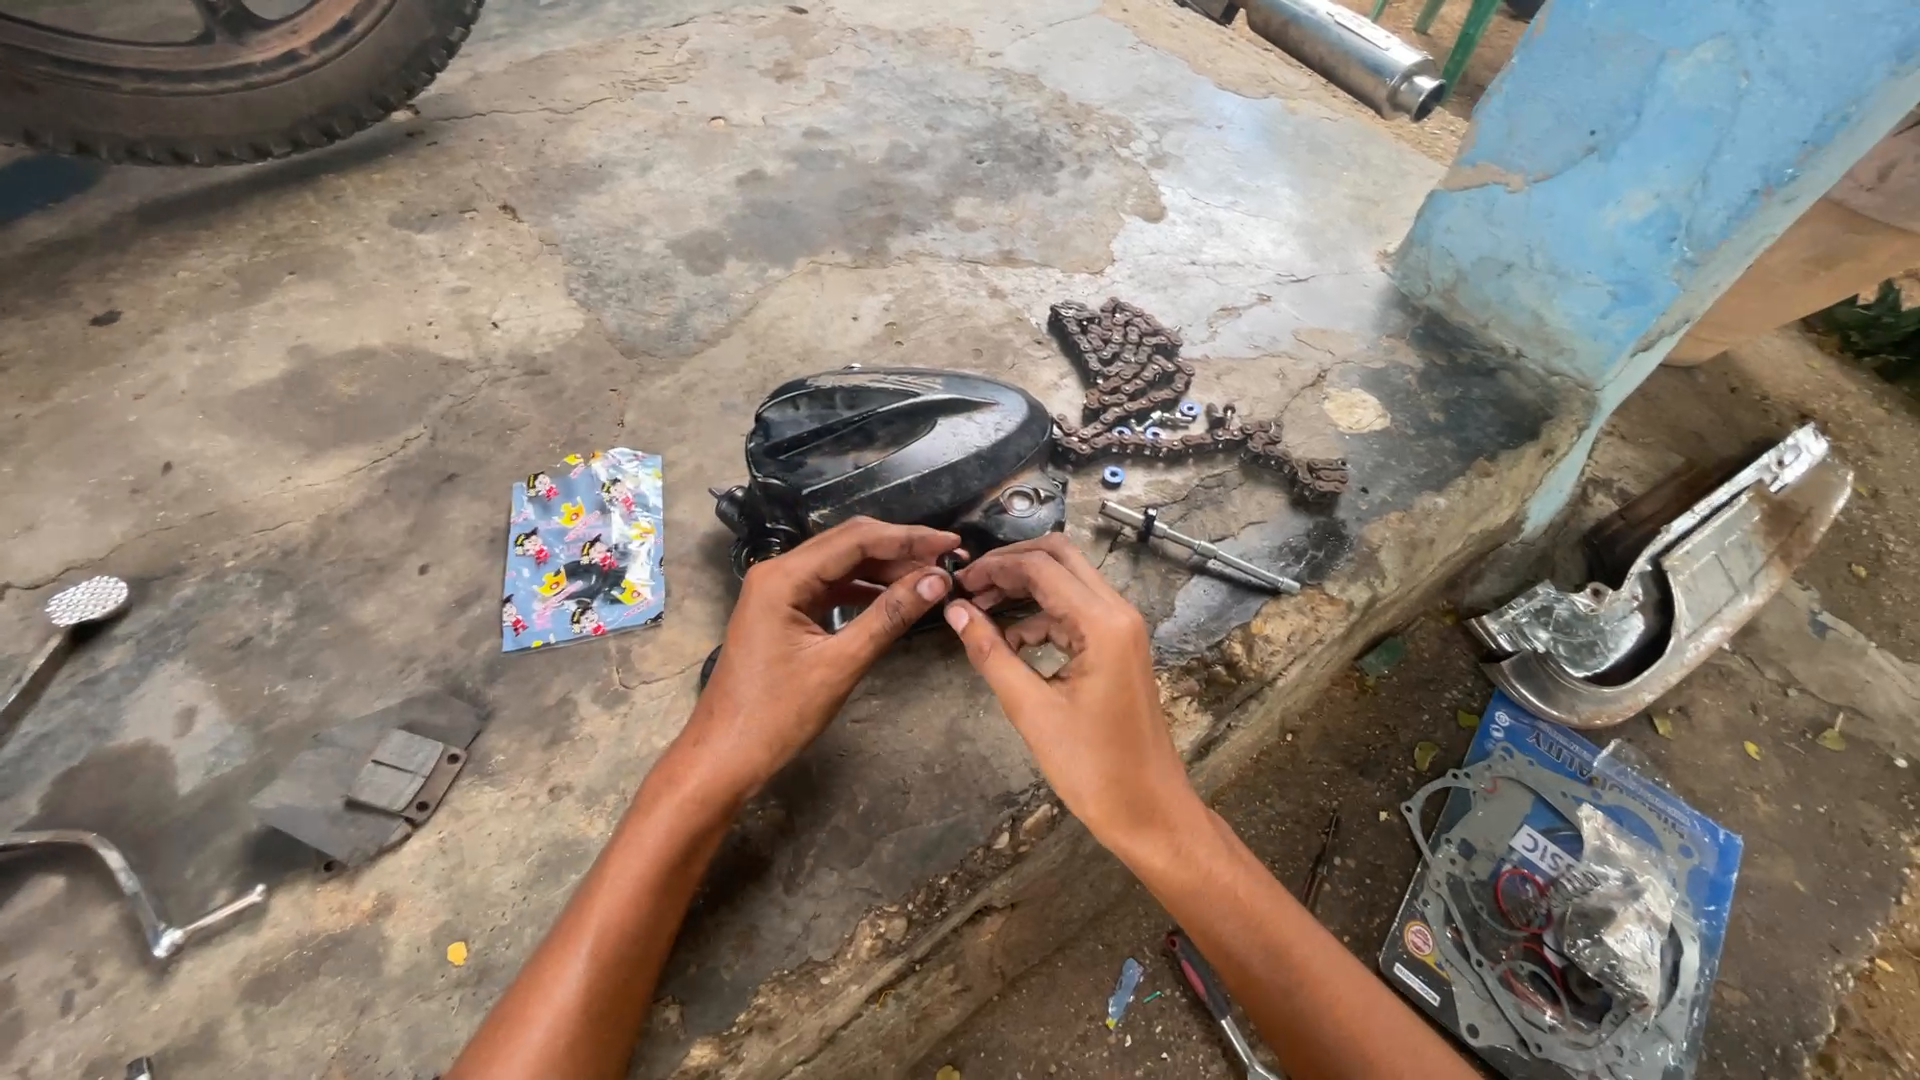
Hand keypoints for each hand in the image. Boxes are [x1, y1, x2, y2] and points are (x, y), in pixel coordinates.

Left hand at [684, 517, 960, 800]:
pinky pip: (831, 587)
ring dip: (886, 568)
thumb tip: (936, 581)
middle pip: (849, 543)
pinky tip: (896, 596)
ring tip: (931, 578)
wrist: (724, 756)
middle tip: (948, 559)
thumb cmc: (777, 715)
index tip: (951, 544)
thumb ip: (889, 617)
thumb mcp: (840, 665)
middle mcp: (778, 571)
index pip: (857, 539)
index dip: (909, 539)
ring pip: (842, 564)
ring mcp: (779, 590)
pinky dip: (865, 589)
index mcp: (784, 577)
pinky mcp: (784, 610)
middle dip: (901, 548)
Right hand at [941, 534, 1198, 854]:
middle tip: (972, 584)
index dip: (995, 567)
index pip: (1042, 567)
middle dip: (1012, 564)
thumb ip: (991, 653)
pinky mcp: (1119, 646)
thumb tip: (956, 610)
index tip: (958, 582)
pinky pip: (1075, 613)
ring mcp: (1123, 628)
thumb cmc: (1093, 767)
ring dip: (1025, 588)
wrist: (1149, 810)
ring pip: (1068, 581)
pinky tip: (1011, 644)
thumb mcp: (1031, 709)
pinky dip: (1041, 617)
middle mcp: (1119, 613)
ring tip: (981, 609)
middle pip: (1060, 558)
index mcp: (1103, 624)